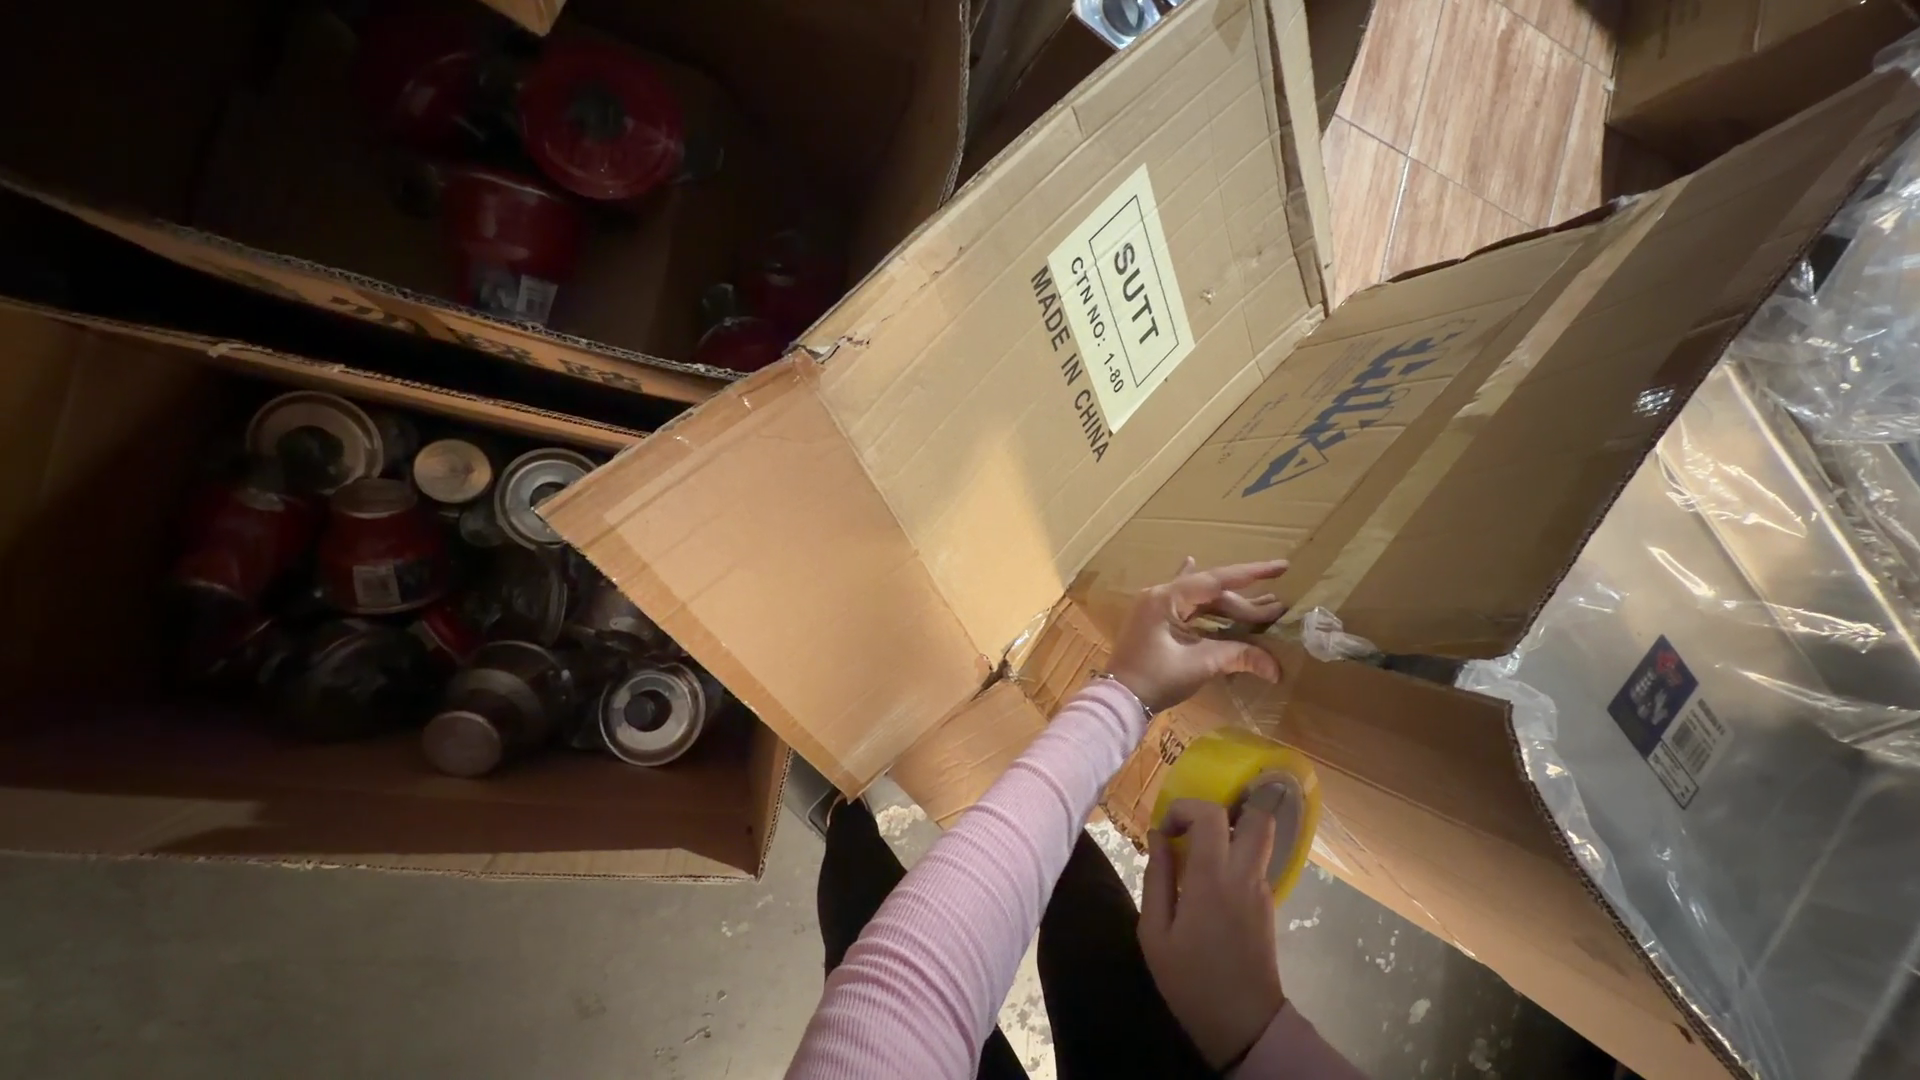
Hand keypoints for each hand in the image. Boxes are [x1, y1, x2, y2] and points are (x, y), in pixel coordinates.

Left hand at [1103, 558, 1287, 711]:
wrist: (1119, 699)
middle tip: (1278, 609)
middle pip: (1210, 594)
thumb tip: (1276, 668)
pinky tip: (1191, 560)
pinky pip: (1182, 601)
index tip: (1281, 567)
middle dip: (1244, 603)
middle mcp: (1159, 595)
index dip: (1251, 574)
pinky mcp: (1154, 621)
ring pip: (1199, 599)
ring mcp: (1154, 607)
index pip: (1216, 580)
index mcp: (1166, 598)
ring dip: (1227, 602)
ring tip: (1263, 600)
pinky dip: (1195, 592)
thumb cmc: (1155, 678)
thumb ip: (1238, 656)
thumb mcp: (1200, 664)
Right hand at [1139, 798, 1286, 1069]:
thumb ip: (1156, 877)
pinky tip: (1209, 882)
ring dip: (1233, 830)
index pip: (1210, 814)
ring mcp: (1262, 889)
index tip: (1165, 831)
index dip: (1185, 809)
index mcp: (1212, 878)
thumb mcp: (1155, 933)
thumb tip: (1158, 837)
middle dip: (1226, 809)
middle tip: (1195, 826)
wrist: (1245, 1026)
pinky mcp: (1268, 904)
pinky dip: (1235, 855)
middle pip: (1257, 817)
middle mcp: (1245, 875)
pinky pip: (1256, 861)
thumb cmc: (1191, 981)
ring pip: (1262, 837)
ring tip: (1200, 851)